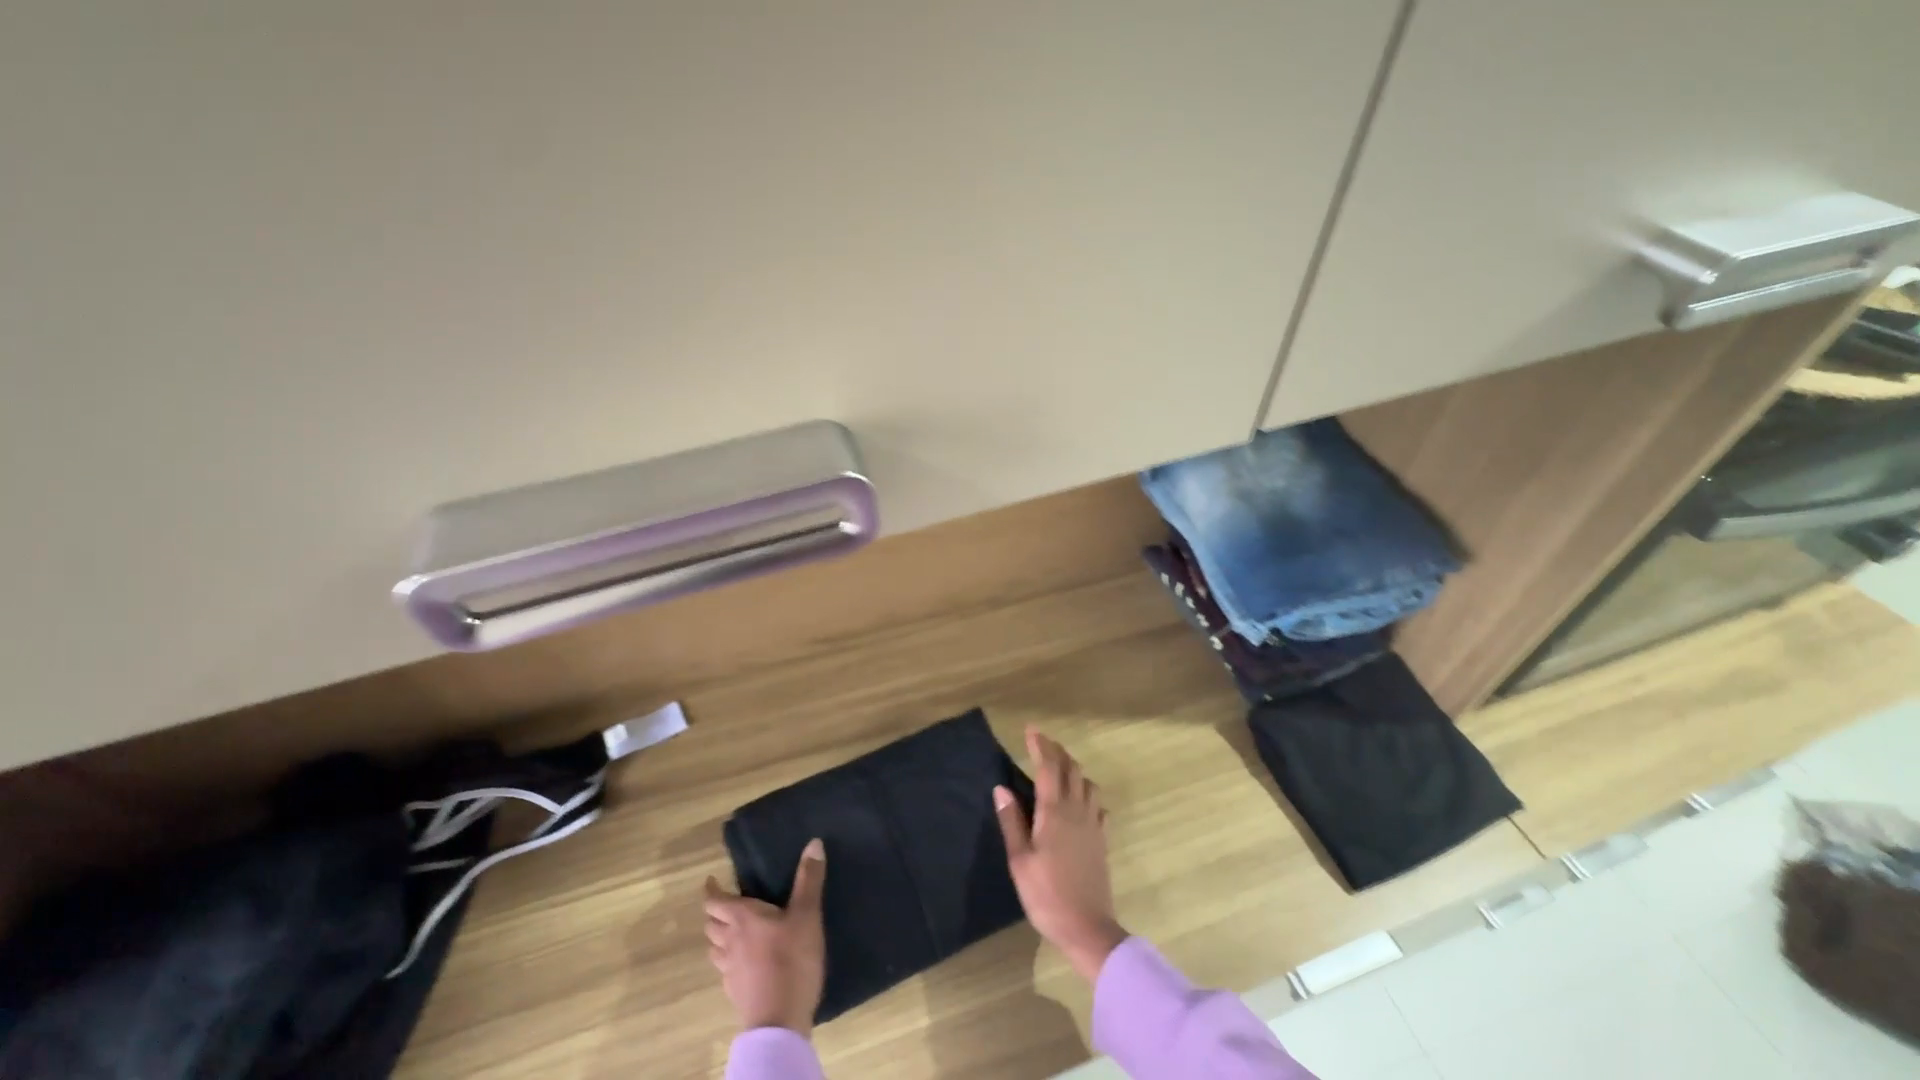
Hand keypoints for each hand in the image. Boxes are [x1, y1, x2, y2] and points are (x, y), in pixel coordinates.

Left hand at [704, 838, 827, 1034]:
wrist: (779, 1020)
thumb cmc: (792, 960)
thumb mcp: (807, 916)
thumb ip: (809, 880)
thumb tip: (814, 842)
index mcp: (742, 918)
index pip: (714, 900)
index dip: (710, 889)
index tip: (711, 880)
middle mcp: (728, 941)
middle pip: (710, 923)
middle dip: (715, 911)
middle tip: (727, 904)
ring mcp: (729, 970)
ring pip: (714, 947)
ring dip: (719, 936)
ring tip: (733, 932)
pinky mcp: (735, 992)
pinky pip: (725, 969)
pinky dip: (729, 960)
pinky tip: (745, 964)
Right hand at [994, 727, 1128, 981]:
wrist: (1086, 926)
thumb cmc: (1045, 894)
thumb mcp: (1019, 860)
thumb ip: (1012, 821)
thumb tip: (1001, 788)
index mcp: (1054, 812)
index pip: (1048, 767)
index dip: (1040, 746)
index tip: (1030, 730)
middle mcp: (1077, 810)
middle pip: (1071, 769)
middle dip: (1056, 751)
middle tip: (1041, 743)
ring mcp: (1093, 824)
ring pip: (1087, 783)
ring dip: (1073, 768)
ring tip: (1057, 768)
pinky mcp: (1101, 839)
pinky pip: (1097, 803)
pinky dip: (1085, 791)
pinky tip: (1078, 801)